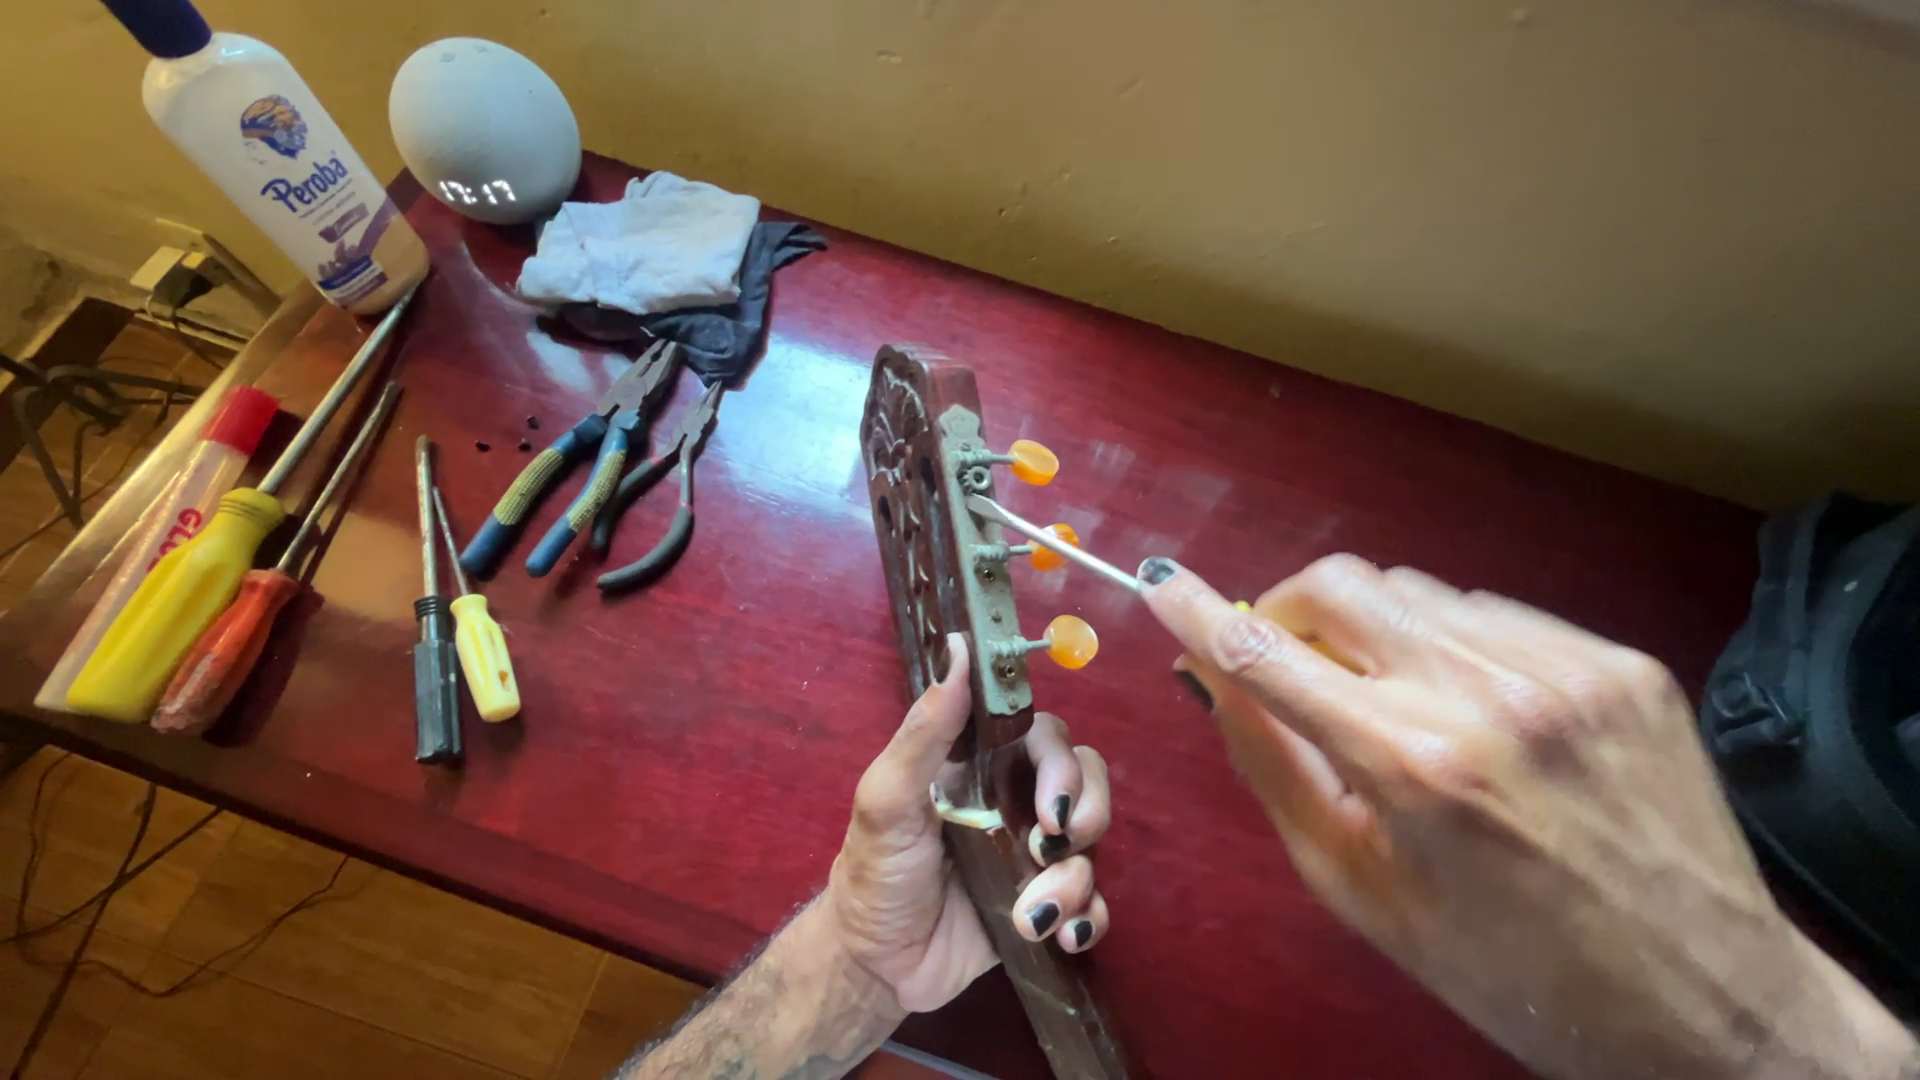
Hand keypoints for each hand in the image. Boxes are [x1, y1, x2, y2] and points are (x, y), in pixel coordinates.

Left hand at [824, 634, 1112, 1013]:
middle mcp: (1014, 799)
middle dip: (1086, 812)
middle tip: (1051, 847)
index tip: (1049, 801)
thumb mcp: (888, 798)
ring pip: (1095, 840)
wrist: (877, 966)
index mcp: (982, 765)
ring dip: (1077, 878)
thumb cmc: (877, 870)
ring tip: (1035, 914)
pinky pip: (1095, 899)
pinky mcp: (1046, 903)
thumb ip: (925, 730)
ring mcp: (1034, 852)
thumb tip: (958, 646)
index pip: (1044, 735)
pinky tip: (1061, 937)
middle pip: (1085, 779)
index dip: (1059, 761)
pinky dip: (1089, 917)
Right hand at [1139, 555, 1915, 1079]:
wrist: (1703, 1004)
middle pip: (1338, 584)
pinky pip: (1484, 611)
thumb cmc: (1490, 959)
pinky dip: (1444, 643)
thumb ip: (1268, 761)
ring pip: (1409, 589)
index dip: (1200, 612)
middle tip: (1290, 660)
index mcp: (1409, 766)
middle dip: (1287, 610)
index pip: (1268, 656)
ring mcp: (1563, 669)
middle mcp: (1484, 697)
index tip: (1160, 580)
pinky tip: (1471, 705)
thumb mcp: (1347, 879)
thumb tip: (1211, 673)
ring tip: (1392, 695)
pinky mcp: (1617, 661)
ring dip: (1370, 630)